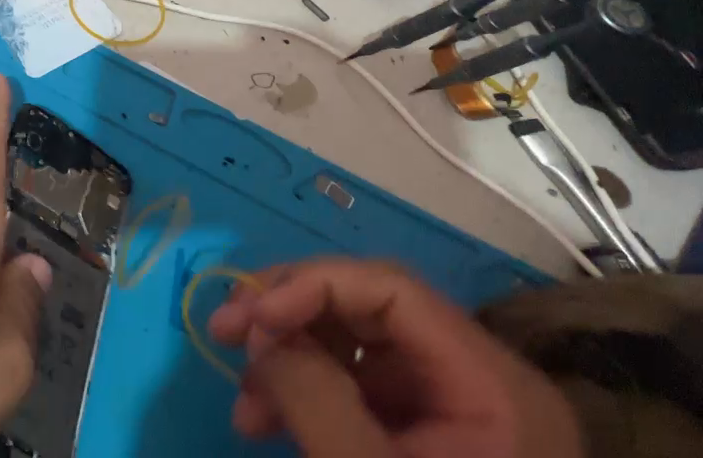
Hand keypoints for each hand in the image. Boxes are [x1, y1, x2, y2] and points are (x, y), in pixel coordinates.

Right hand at [207, 259, 584, 457]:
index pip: (388, 289)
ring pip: (347, 341)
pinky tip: (265, 420)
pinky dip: (300, 388)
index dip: (308, 286)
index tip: (247, 319)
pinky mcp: (424, 429)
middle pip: (363, 306)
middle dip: (284, 318)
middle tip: (222, 336)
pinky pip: (350, 379)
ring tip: (245, 406)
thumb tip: (261, 331)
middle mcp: (479, 380)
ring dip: (282, 357)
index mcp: (492, 388)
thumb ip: (313, 395)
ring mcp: (452, 406)